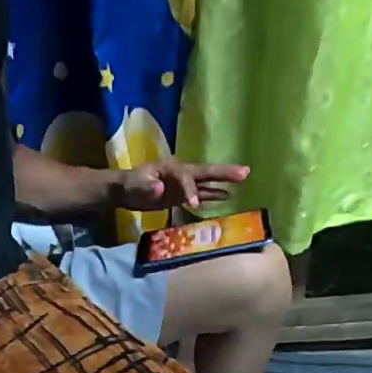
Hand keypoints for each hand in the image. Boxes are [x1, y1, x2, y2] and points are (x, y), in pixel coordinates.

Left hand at [110, 158, 249, 211]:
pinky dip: (213, 194)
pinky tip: (227, 196)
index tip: (194, 205)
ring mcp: (183, 183)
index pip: (186, 177)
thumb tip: (159, 188)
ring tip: (243, 178)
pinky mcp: (182, 194)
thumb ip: (147, 187)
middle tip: (245, 171)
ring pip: (207, 181)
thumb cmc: (129, 185)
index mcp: (171, 167)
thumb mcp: (135, 186)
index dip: (191, 190)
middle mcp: (181, 172)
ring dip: (224, 181)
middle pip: (206, 171)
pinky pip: (201, 192)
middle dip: (225, 172)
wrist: (125, 189)